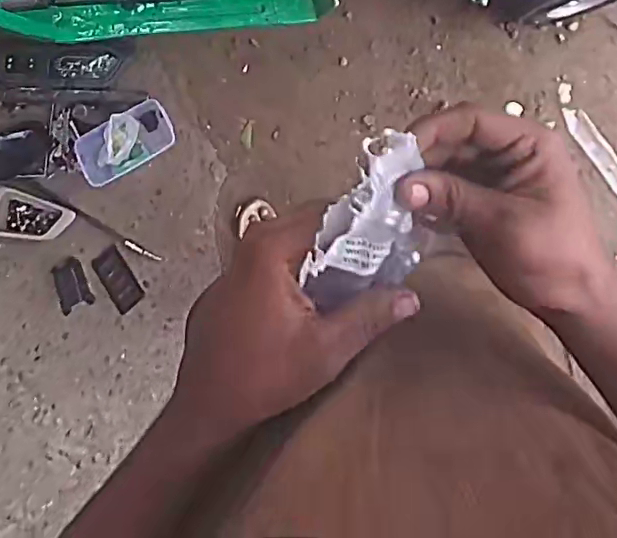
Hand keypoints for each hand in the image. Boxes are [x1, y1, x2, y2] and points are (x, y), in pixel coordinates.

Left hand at [169, 205, 419, 437]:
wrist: (206, 403)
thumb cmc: (261, 377)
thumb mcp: (324, 350)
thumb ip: (368, 316)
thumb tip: (409, 297)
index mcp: (271, 247)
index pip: (326, 212)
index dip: (361, 222)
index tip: (388, 237)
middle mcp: (252, 240)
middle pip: (310, 220)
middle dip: (345, 237)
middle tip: (379, 258)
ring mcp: (241, 256)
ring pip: (295, 237)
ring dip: (325, 251)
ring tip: (358, 274)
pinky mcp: (238, 273)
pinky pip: (278, 253)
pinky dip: (303, 262)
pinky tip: (323, 290)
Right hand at [400, 104, 616, 317]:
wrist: (576, 306)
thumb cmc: (555, 259)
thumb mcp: (503, 224)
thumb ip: (453, 198)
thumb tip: (404, 186)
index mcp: (529, 143)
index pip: (471, 120)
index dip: (433, 129)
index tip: (402, 151)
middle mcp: (509, 150)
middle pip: (454, 138)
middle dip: (421, 155)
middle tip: (389, 176)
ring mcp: (494, 173)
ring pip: (445, 160)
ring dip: (420, 176)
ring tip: (393, 193)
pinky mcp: (481, 196)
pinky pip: (447, 184)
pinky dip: (428, 193)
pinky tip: (409, 207)